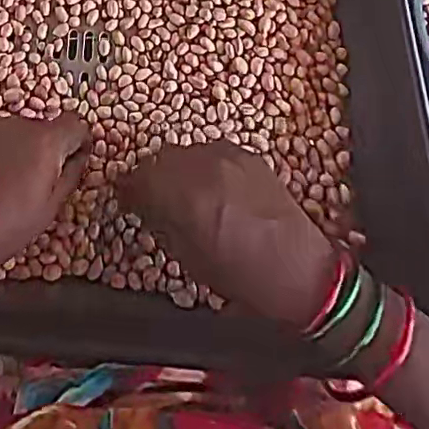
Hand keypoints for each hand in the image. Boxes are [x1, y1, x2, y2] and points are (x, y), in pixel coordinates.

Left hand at [0, 114, 91, 296]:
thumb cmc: (4, 228)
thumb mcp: (49, 209)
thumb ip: (70, 174)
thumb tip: (79, 156)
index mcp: (46, 141)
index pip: (76, 123)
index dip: (79, 141)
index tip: (75, 159)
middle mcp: (19, 123)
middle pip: (44, 128)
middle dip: (46, 150)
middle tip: (37, 184)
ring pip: (17, 132)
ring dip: (19, 150)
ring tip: (6, 186)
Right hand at [120, 140, 335, 326]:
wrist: (303, 272)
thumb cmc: (242, 277)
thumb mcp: (189, 257)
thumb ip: (162, 222)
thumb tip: (145, 204)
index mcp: (185, 196)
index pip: (140, 178)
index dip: (127, 188)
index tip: (124, 196)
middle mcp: (204, 167)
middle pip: (160, 159)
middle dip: (151, 176)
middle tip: (150, 195)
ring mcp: (228, 157)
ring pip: (186, 151)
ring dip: (177, 168)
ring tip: (183, 191)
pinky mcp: (248, 155)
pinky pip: (212, 152)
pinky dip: (204, 165)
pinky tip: (211, 186)